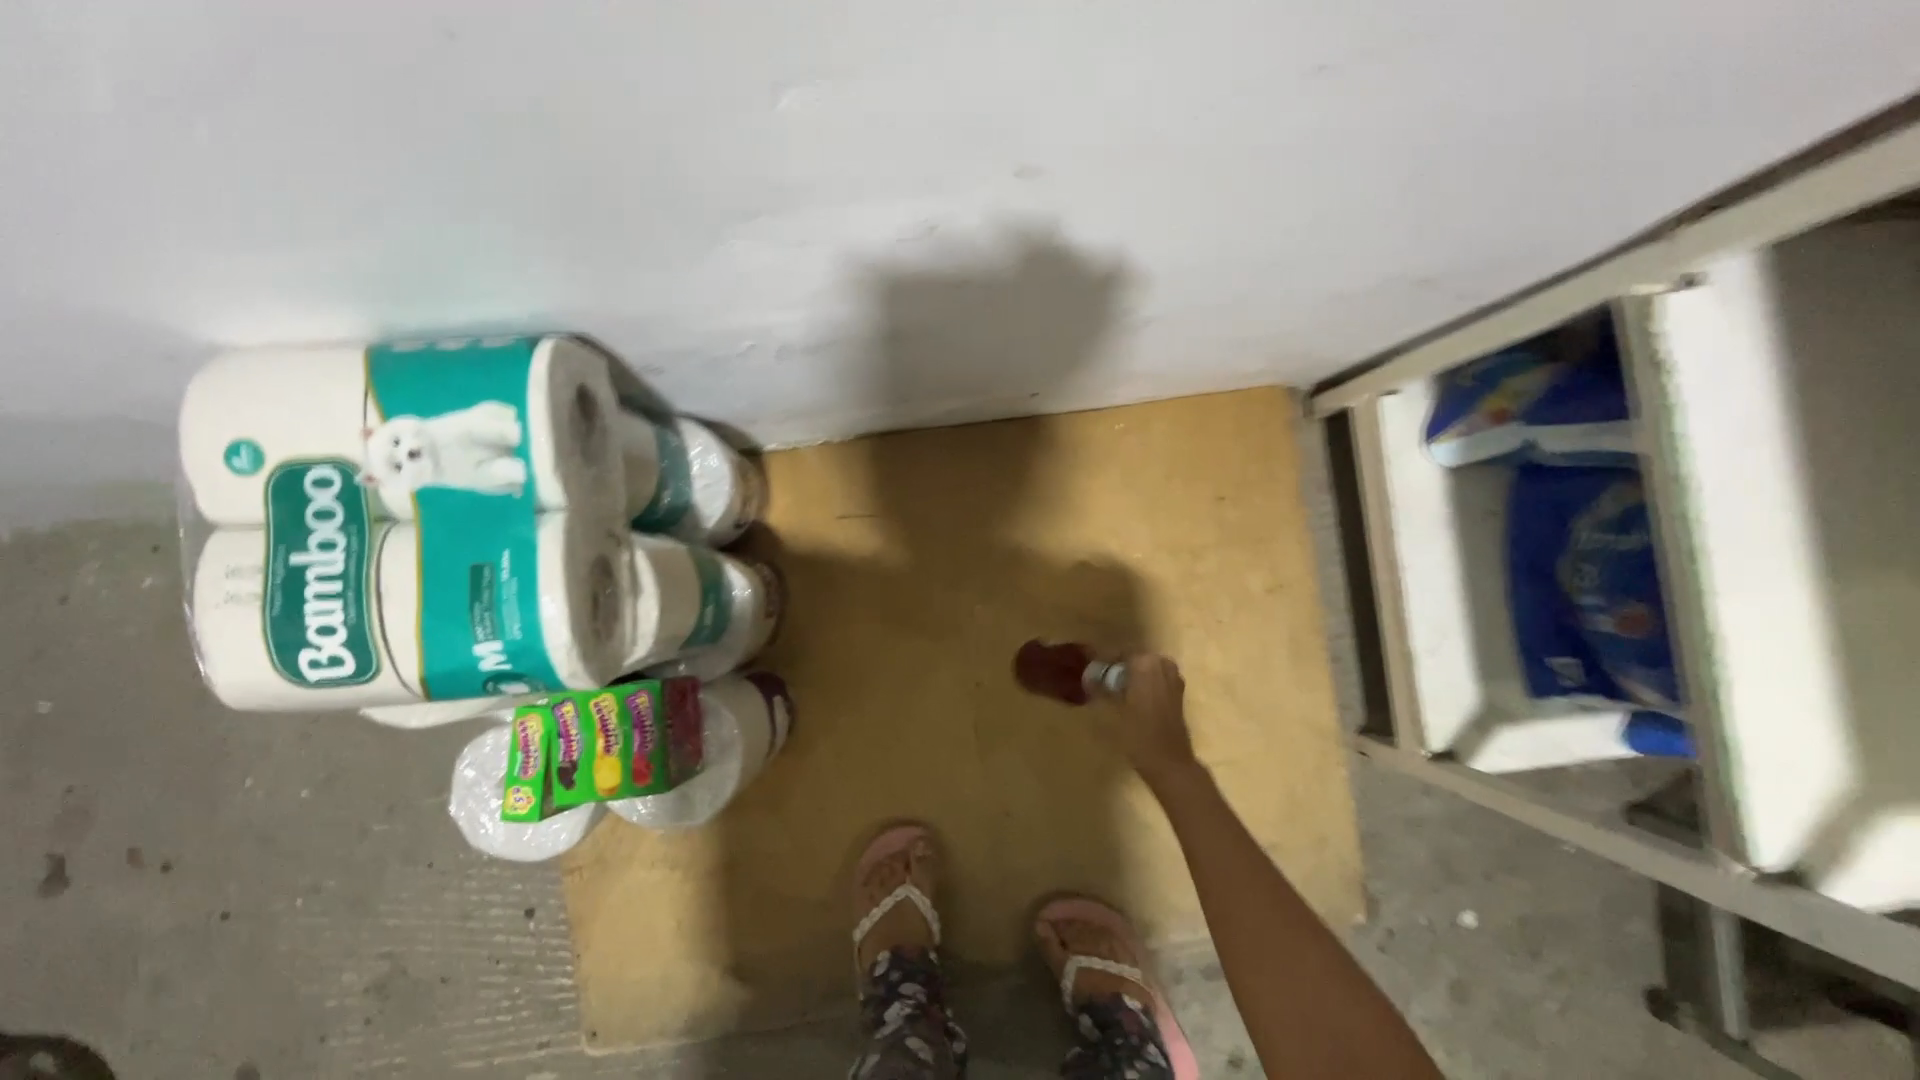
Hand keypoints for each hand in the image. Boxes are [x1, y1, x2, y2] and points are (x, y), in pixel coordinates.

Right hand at [1104, 653, 1198, 783]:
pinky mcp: (1179, 694)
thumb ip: (1099, 688)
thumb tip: (1089, 676)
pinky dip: (1146, 686)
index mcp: (1145, 664)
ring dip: (1135, 678)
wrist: (1168, 760)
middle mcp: (1163, 665)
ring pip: (1149, 670)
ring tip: (1119, 695)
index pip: (1121, 654)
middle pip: (1136, 660)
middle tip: (1105, 686)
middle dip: (1122, 670)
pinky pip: (1158, 681)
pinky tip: (1134, 703)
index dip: (1107, 664)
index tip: (1095, 676)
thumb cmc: (1136, 734)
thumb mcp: (1110, 710)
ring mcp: (1175, 679)